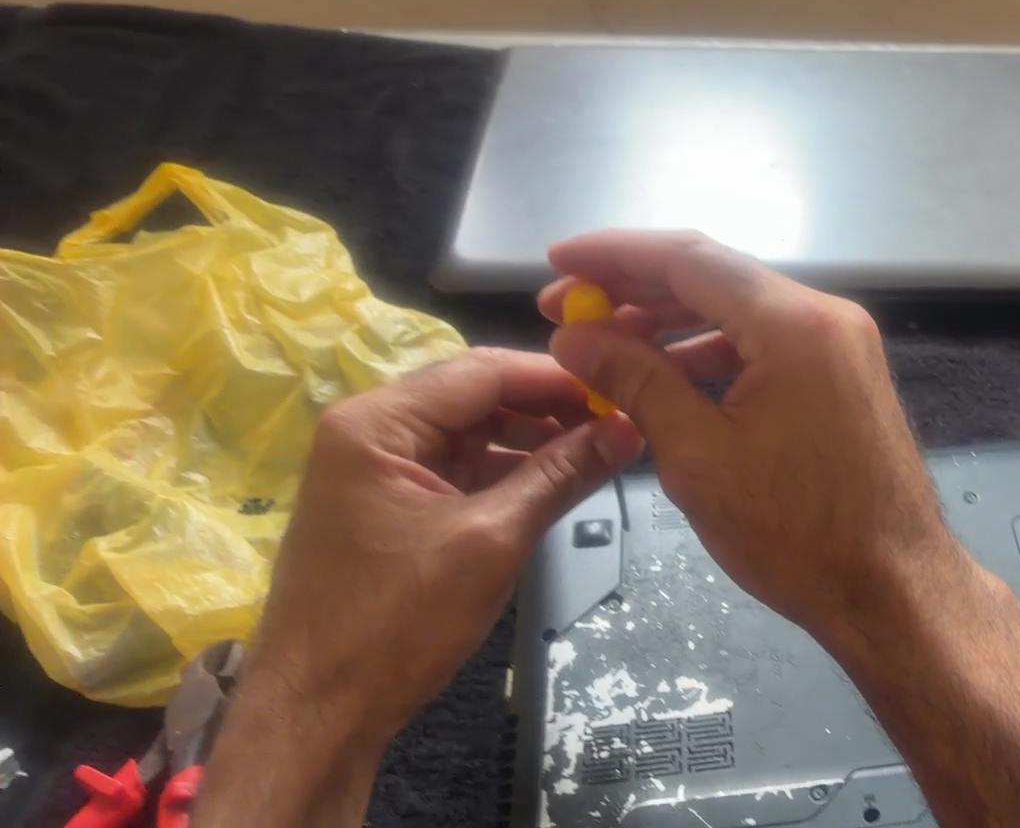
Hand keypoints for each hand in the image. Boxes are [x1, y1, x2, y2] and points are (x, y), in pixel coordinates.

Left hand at [239, 347, 642, 743]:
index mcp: (378, 424)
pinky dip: (516, 466)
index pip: (486, 371)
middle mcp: (374, 430)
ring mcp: (384, 465)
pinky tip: (563, 476)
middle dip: (553, 406)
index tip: (622, 389)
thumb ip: (564, 472)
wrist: (319, 717)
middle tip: (620, 419)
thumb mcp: (494, 538)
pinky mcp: (397, 498)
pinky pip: (469, 461)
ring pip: (480, 426)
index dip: (560, 378)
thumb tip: (632, 428)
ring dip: (539, 437)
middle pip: (483, 394)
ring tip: (602, 447)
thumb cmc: (397, 621)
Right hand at [541, 231, 966, 639]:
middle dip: (639, 288)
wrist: (892, 582)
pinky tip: (670, 371)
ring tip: (607, 341)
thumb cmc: (795, 531)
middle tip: (568, 308)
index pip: (691, 259)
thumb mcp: (699, 455)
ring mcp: (842, 341)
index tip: (560, 260)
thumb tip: (576, 335)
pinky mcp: (845, 371)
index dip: (617, 254)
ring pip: (743, 309)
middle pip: (719, 277)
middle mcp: (826, 314)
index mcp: (795, 322)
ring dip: (675, 321)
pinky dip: (717, 350)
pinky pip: (770, 342)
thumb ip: (636, 380)